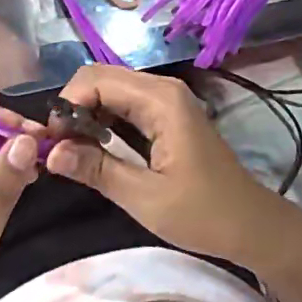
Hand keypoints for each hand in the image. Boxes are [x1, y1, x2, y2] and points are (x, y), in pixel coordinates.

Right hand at [45, 66, 283, 263]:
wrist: (250, 223)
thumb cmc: (201, 213)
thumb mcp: (144, 197)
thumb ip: (97, 169)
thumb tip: (51, 153)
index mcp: (160, 99)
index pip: (96, 79)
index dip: (67, 105)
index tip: (53, 143)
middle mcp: (163, 88)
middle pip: (102, 78)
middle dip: (73, 107)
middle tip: (59, 148)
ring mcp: (167, 99)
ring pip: (112, 90)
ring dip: (87, 114)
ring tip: (72, 152)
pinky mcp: (168, 114)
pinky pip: (126, 104)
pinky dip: (104, 121)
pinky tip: (95, 149)